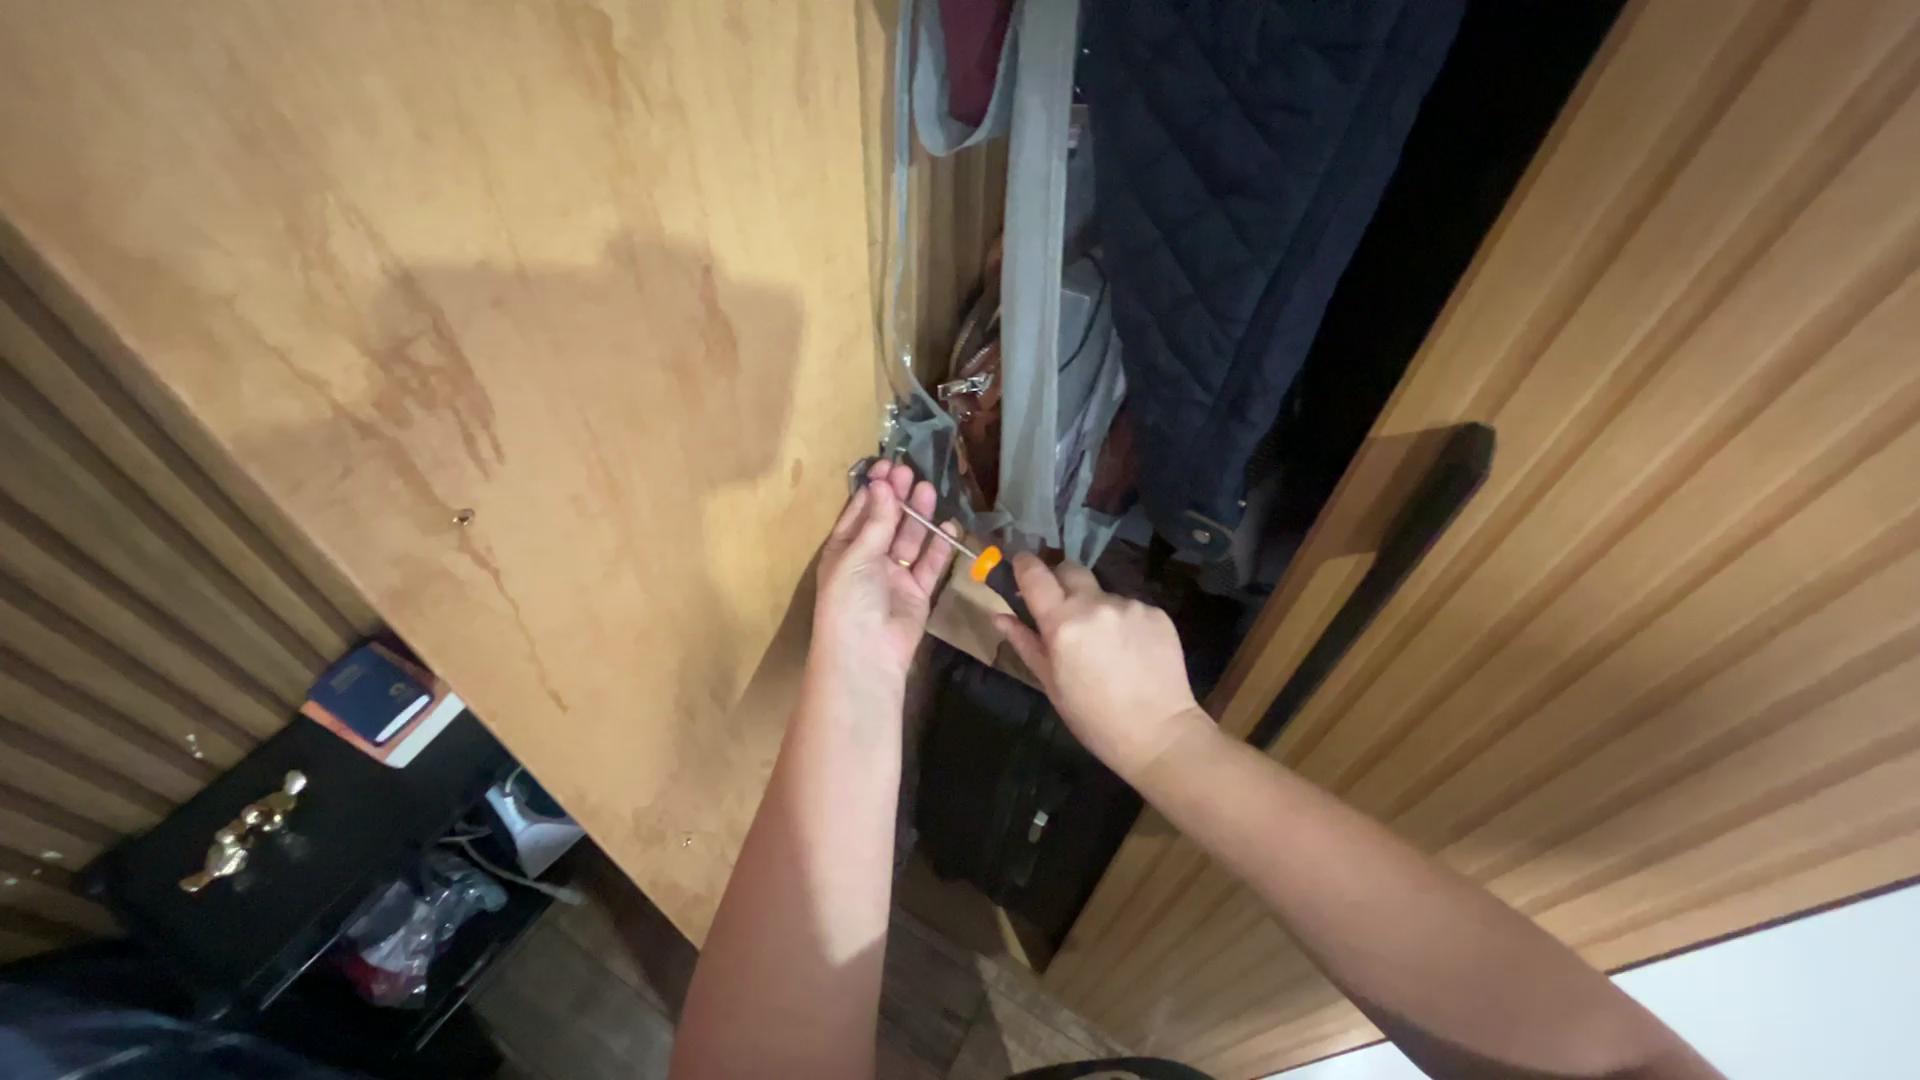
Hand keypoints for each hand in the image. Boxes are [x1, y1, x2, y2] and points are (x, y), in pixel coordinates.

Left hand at [813, 459, 957, 682]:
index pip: (860, 514)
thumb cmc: (849, 600)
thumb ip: (877, 522)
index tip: (887, 466)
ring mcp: (893, 578)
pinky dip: (940, 547)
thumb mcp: (856, 556)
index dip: (873, 491)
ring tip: (930, 490)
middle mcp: (868, 562)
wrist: (866, 653)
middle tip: (911, 473)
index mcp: (843, 551)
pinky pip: (930, 565)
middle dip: (898, 498)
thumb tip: (884, 486)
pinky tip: (949, 526)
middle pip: (886, 523)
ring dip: (919, 516)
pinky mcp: (917, 594)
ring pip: (909, 540)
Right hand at [994, 554, 1210, 779]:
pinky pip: (1130, 607)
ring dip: (1096, 608)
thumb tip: (999, 617)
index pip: (1035, 573)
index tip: (1021, 566)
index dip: (1024, 564)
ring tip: (1105, 646)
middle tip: (1062, 610)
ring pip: (1102, 593)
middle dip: (1060, 581)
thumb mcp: (1050, 684)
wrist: (1158, 734)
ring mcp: (1129, 605)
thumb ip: (1025, 643)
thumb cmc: (1093, 717)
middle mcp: (1095, 604)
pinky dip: (1124, 622)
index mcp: (1062, 623)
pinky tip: (1130, 651)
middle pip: (1070, 569)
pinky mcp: (1157, 612)